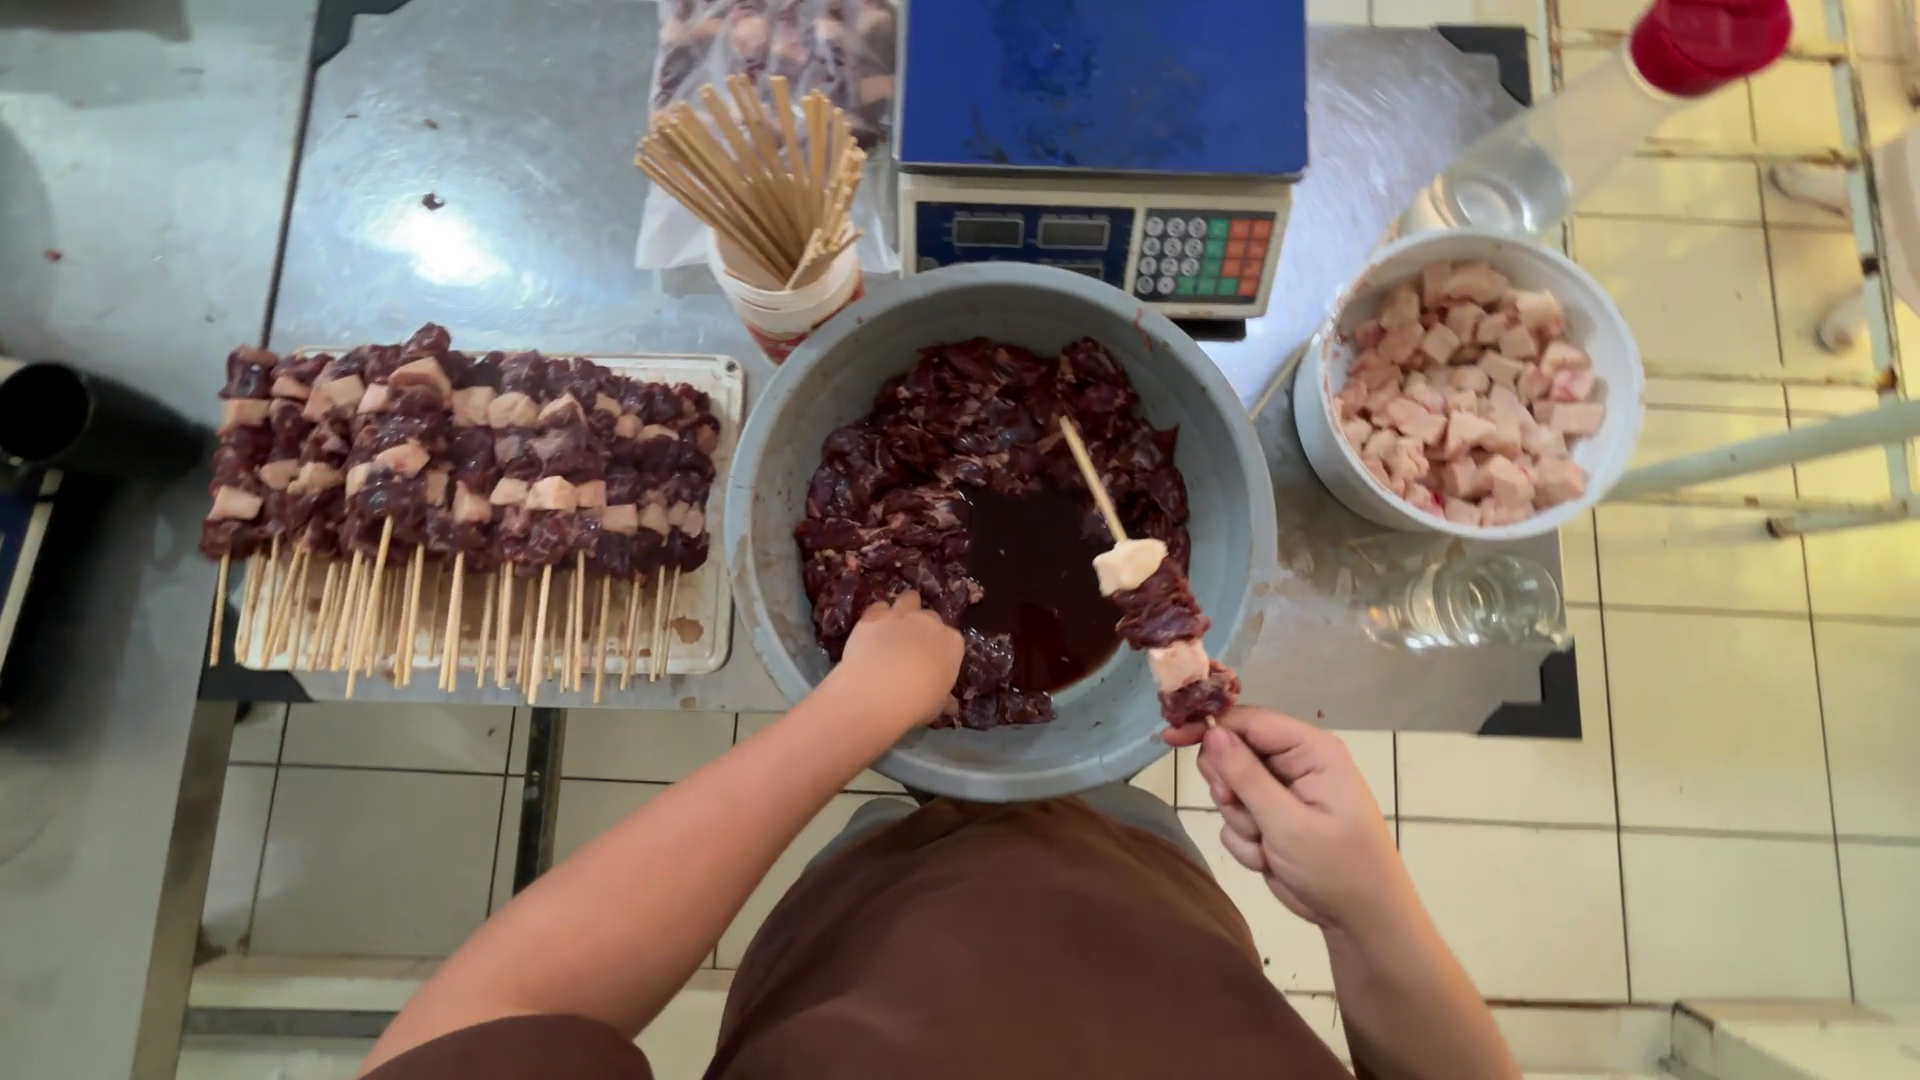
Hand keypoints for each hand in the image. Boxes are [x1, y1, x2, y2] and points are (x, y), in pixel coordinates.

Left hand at [830, 591, 963, 728]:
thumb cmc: (916, 703)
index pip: (952, 639)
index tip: (932, 661)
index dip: (941, 649)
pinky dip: (878, 615)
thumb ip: (944, 699)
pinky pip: (879, 607)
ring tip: (896, 625)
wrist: (877, 692)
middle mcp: (929, 622)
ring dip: (905, 608)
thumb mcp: (937, 706)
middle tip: (912, 646)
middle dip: (923, 628)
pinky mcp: (873, 616)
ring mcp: (901, 616)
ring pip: (908, 599)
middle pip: (930, 617)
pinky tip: (873, 629)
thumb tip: (950, 705)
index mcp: (952, 643)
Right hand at [1197, 706, 1414, 934]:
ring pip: (1229, 787)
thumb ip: (1247, 776)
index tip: (1173, 738)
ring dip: (1238, 819)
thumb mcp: (1289, 825)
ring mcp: (1282, 792)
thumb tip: (1212, 732)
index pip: (1249, 720)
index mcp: (1311, 751)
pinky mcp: (1271, 818)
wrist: (1363, 925)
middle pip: (1233, 751)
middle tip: (1233, 806)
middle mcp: (1296, 763)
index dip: (1210, 727)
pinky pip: (1235, 816)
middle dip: (1228, 786)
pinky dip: (1244, 840)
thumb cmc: (1338, 870)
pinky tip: (1268, 859)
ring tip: (1265, 844)